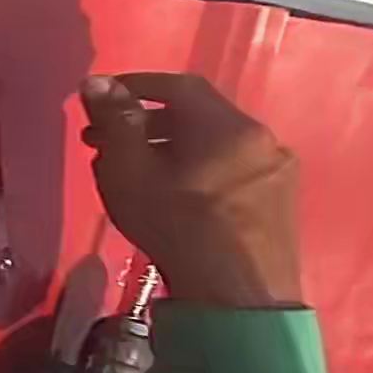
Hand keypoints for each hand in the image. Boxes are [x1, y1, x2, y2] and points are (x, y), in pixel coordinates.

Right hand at [79, 73, 302, 307]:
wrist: (235, 291)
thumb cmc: (172, 222)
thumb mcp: (128, 168)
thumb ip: (114, 121)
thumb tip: (96, 80)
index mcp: (227, 127)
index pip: (178, 84)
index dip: (134, 82)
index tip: (97, 95)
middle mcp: (261, 138)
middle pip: (194, 112)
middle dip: (141, 118)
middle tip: (98, 139)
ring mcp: (275, 169)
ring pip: (208, 140)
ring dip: (162, 142)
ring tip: (126, 167)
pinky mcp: (275, 196)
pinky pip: (224, 162)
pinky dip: (187, 161)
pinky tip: (164, 187)